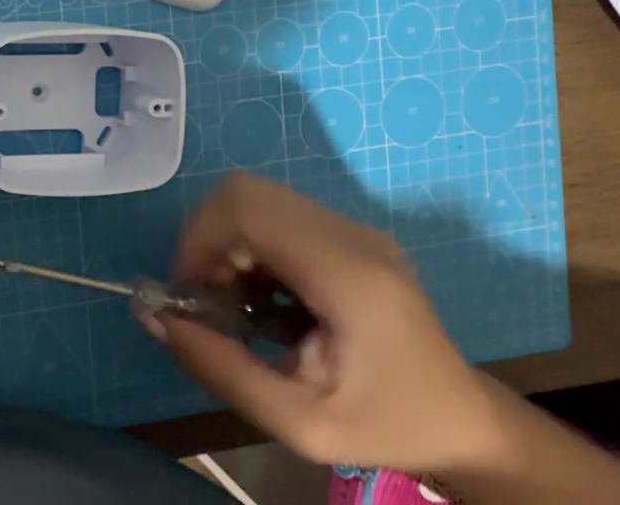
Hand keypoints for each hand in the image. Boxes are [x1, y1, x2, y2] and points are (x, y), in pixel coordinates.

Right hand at [152, 172, 496, 471]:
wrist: (466, 426)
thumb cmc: (386, 425)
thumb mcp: (298, 422)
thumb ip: (220, 368)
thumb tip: (153, 317)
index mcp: (348, 276)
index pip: (246, 208)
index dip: (199, 239)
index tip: (189, 293)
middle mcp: (352, 236)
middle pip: (244, 193)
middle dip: (205, 237)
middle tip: (206, 293)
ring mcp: (353, 231)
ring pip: (254, 200)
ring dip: (224, 241)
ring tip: (232, 298)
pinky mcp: (348, 235)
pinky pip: (274, 215)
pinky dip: (246, 244)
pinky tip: (259, 294)